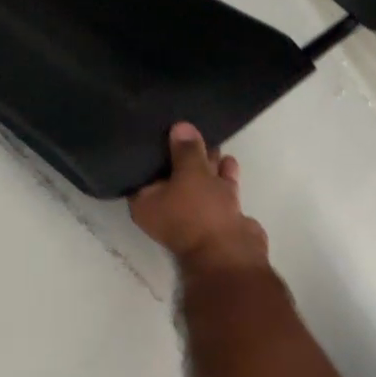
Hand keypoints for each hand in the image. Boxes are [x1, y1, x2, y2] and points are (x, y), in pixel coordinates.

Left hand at [129, 123, 267, 269]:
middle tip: (190, 129)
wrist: (231, 250)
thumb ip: (186, 150)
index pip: (144, 170)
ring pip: (198, 183)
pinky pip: (217, 191)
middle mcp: (166, 208)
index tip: (162, 128)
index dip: (153, 149)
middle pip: (172, 176)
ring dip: (206, 165)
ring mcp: (193, 214)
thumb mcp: (191, 174)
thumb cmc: (200, 213)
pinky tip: (228, 160)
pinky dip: (223, 177)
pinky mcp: (218, 216)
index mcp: (146, 202)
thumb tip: (181, 126)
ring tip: (213, 139)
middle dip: (184, 155)